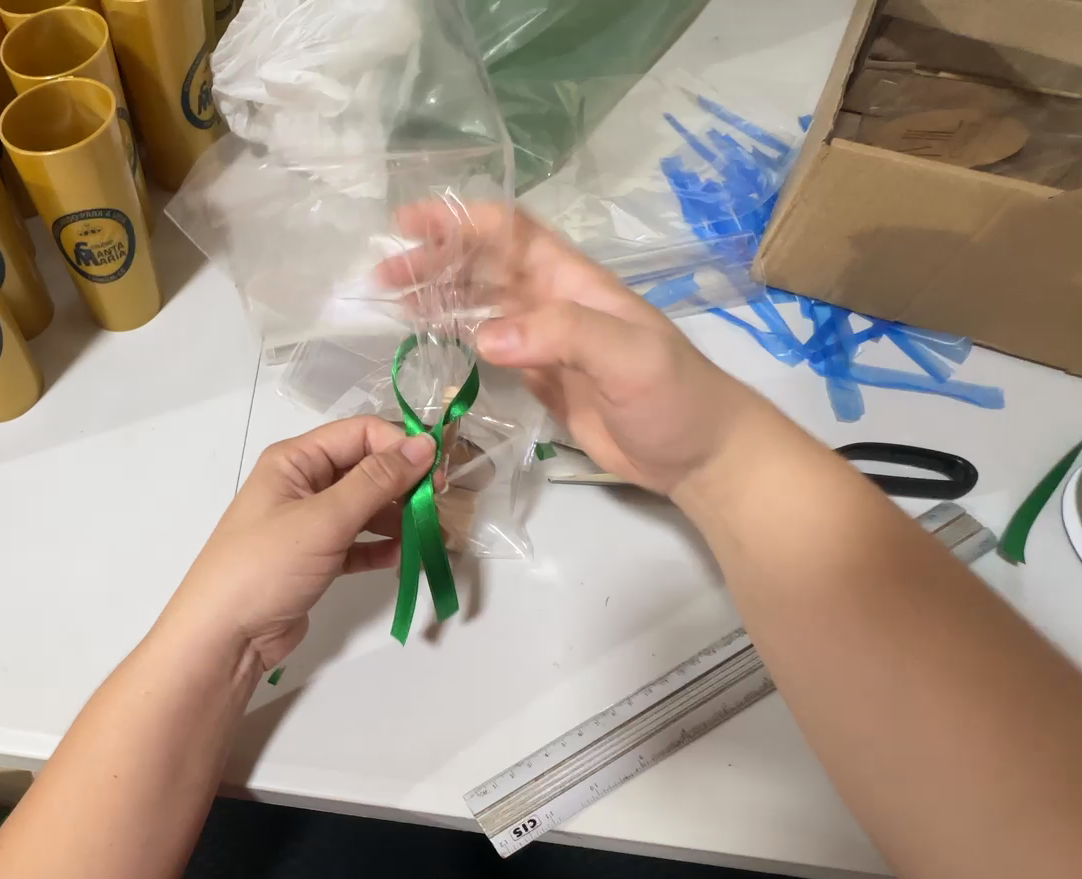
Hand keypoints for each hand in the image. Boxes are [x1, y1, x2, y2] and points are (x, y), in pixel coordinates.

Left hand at [163, 417, 435, 671]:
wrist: (225, 636)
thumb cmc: (267, 566)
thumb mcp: (323, 518)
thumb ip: (376, 482)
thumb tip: (424, 445)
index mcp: (295, 460)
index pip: (360, 434)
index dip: (400, 447)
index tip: (436, 474)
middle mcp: (302, 485)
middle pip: (365, 470)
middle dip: (403, 484)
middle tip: (437, 507)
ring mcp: (308, 524)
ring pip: (365, 509)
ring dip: (398, 519)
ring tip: (430, 536)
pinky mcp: (315, 560)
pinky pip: (357, 544)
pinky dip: (380, 548)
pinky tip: (402, 557)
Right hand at [381, 201, 776, 497]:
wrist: (696, 453)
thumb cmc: (675, 397)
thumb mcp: (629, 356)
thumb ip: (561, 336)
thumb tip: (485, 336)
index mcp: (574, 283)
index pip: (511, 235)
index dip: (461, 221)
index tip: (411, 221)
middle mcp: (552, 302)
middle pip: (484, 268)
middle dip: (435, 261)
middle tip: (385, 274)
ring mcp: (542, 341)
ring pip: (480, 305)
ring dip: (438, 297)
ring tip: (393, 302)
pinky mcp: (536, 376)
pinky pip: (487, 346)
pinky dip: (455, 337)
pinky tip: (429, 339)